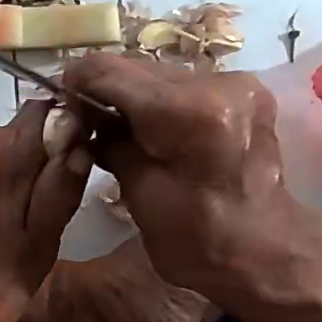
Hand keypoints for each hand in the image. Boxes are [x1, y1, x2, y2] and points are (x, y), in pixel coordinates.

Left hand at [0, 100, 90, 321]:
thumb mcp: (41, 240)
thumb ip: (62, 190)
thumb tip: (82, 147)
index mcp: (9, 153)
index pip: (53, 107)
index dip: (80, 120)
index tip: (101, 144)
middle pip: (40, 118)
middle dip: (65, 137)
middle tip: (83, 177)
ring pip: (28, 135)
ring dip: (49, 155)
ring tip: (65, 191)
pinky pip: (14, 151)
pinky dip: (31, 165)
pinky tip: (40, 198)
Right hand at [64, 54, 321, 305]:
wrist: (266, 254)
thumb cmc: (197, 240)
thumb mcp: (137, 191)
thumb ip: (106, 140)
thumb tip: (74, 114)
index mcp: (190, 112)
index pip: (111, 72)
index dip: (74, 81)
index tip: (54, 100)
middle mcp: (217, 83)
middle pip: (135, 67)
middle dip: (99, 88)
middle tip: (74, 117)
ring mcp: (236, 83)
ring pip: (156, 73)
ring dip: (125, 94)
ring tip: (105, 124)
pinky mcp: (242, 90)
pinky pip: (179, 84)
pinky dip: (152, 100)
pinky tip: (140, 126)